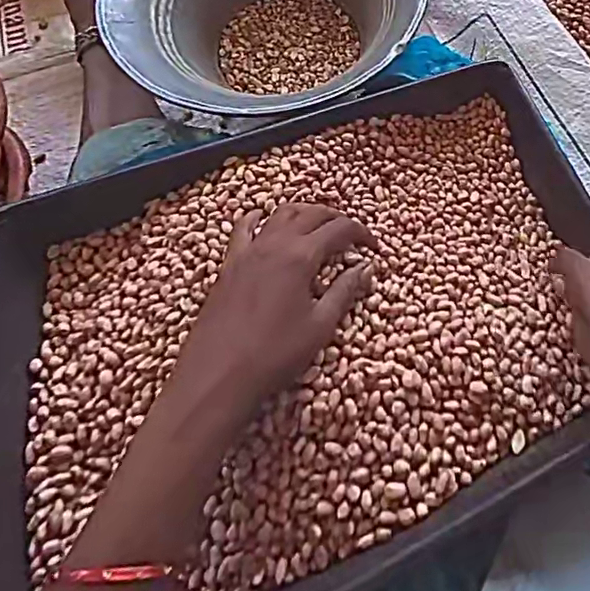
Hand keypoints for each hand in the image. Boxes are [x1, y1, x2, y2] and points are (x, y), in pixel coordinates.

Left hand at [164, 204, 374, 425]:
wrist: (216, 377)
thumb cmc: (274, 355)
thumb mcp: (320, 326)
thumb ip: (344, 291)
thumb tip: (365, 268)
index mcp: (301, 256)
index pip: (339, 229)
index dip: (361, 233)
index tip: (372, 247)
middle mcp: (275, 244)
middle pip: (312, 214)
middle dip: (336, 218)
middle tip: (350, 234)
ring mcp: (248, 251)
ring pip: (281, 214)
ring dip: (304, 213)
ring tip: (317, 225)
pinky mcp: (229, 265)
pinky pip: (244, 228)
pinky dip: (260, 218)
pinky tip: (264, 220)